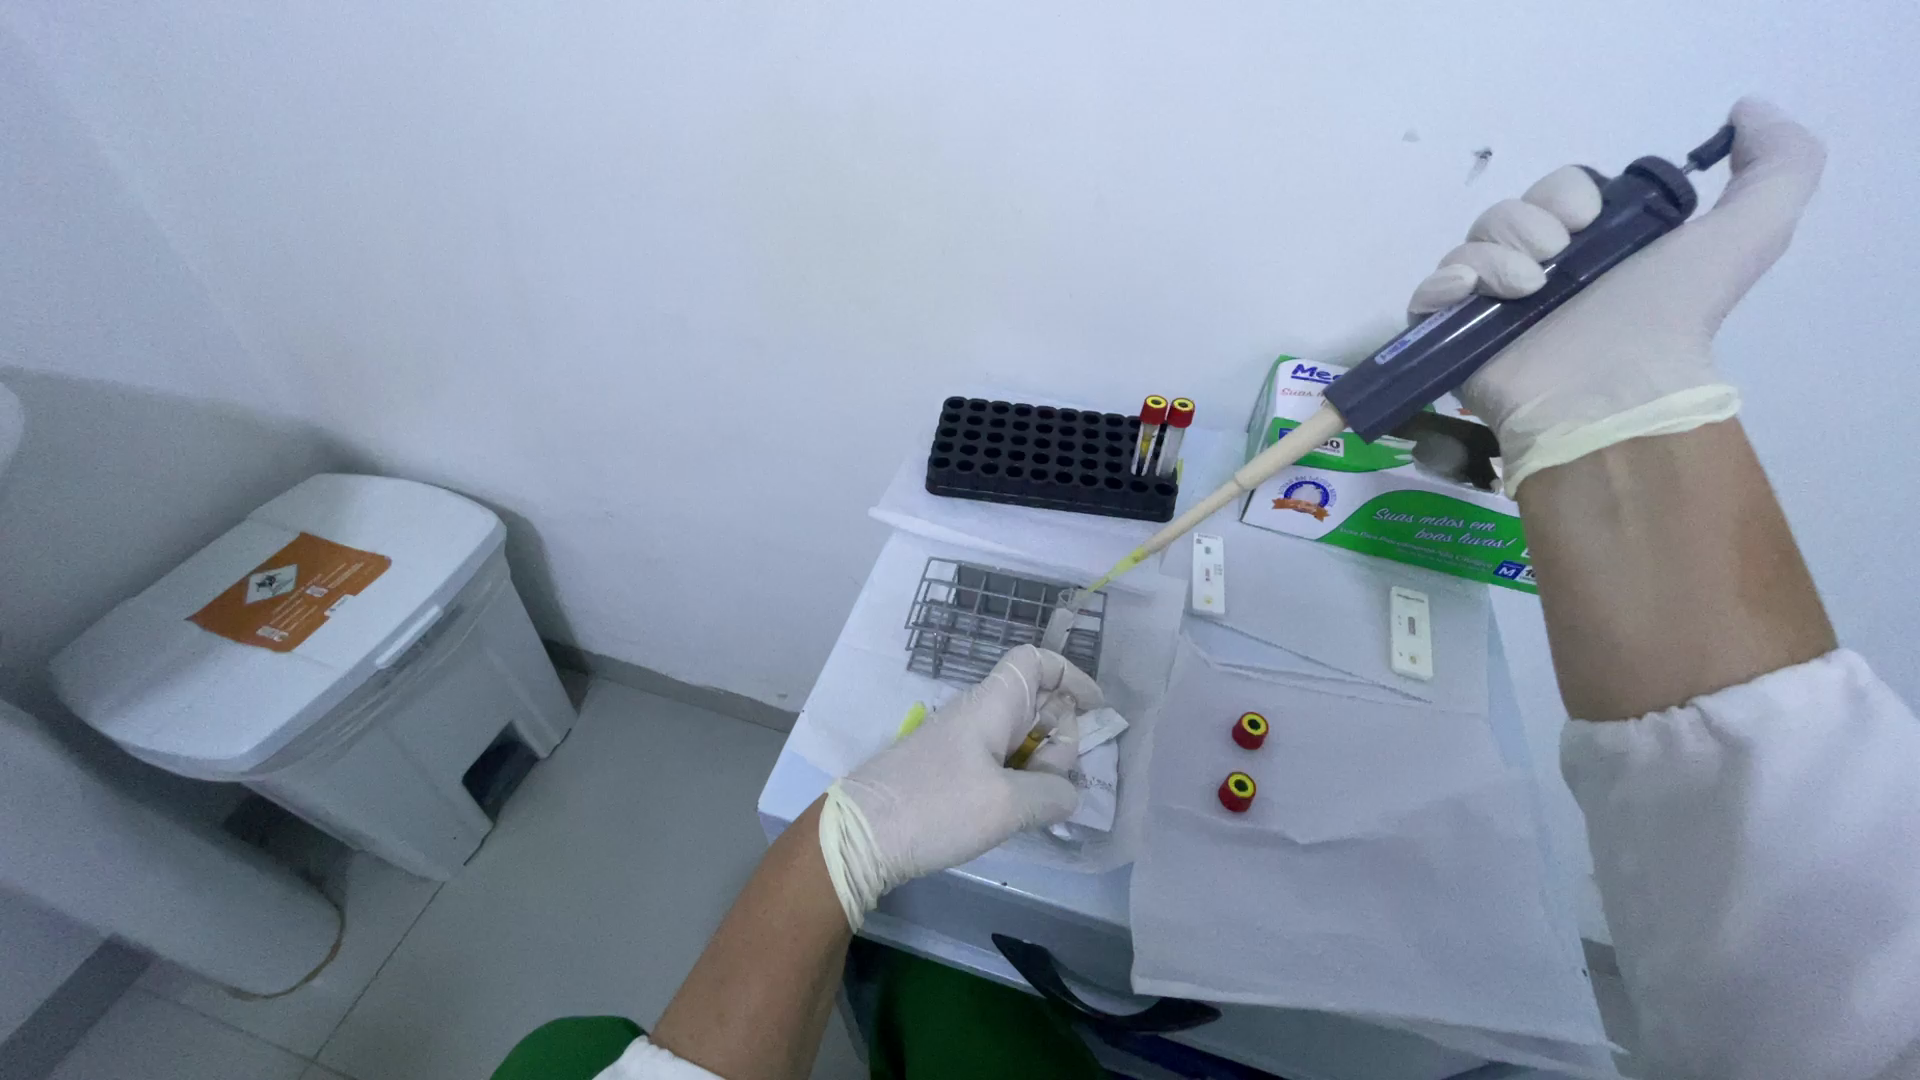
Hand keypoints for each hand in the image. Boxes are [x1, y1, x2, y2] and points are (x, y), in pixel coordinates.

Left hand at [816, 645, 1100, 927]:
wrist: (861, 834)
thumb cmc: (936, 806)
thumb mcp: (1008, 804)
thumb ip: (1052, 793)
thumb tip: (1069, 791)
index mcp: (993, 703)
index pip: (1036, 661)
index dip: (1072, 676)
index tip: (1098, 710)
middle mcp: (978, 714)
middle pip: (1036, 704)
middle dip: (1062, 736)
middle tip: (1062, 780)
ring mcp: (961, 743)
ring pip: (1019, 739)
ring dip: (1041, 766)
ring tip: (1040, 805)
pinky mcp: (949, 771)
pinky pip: (999, 763)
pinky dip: (1019, 782)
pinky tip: (1019, 815)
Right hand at [1407, 97, 1824, 494]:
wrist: (1606, 388)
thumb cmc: (1666, 316)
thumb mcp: (1752, 230)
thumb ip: (1778, 163)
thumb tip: (1748, 108)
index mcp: (1588, 245)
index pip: (1551, 191)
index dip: (1562, 194)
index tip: (1586, 222)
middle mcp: (1532, 270)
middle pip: (1502, 214)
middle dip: (1525, 227)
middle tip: (1553, 265)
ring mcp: (1485, 305)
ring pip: (1464, 249)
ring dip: (1492, 260)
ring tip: (1522, 294)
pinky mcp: (1447, 335)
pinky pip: (1424, 292)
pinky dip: (1440, 287)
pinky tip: (1467, 296)